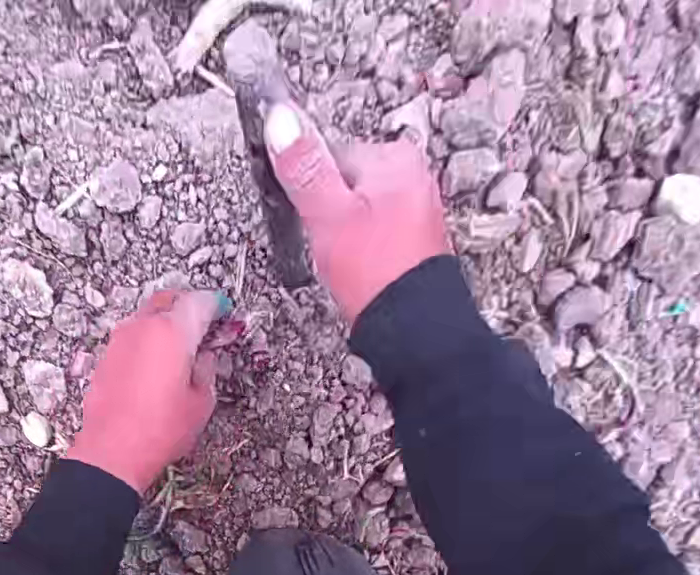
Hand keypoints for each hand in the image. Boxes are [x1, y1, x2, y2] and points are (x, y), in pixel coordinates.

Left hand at [65, 290, 221, 493]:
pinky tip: (159, 365)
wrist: (113, 451)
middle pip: (170, 300)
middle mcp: (143, 327)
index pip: (200, 301)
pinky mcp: (107, 356)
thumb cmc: (160, 430)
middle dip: (189, 307)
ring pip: (148, 316)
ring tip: (182, 349)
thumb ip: (207, 369)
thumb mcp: (201, 402)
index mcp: (172, 332)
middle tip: (205, 326)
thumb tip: (205, 356)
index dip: (217, 306)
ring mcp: (120, 339)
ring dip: (167, 323)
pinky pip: (133, 336)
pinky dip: (149, 341)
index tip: (225, 314)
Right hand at [264, 102, 451, 322]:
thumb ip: (304, 169)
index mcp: (397, 159)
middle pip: (347, 187)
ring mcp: (419, 213)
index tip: (315, 220)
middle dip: (334, 219)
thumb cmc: (377, 275)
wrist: (413, 330)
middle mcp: (415, 179)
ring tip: (353, 265)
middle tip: (337, 249)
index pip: (332, 156)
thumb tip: (280, 119)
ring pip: (360, 216)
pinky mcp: (417, 244)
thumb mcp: (328, 216)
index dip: (313, 194)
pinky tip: (366, 273)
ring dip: (349, 241)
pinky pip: (377, 238)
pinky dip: (366, 255)